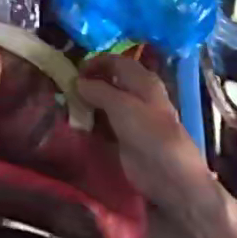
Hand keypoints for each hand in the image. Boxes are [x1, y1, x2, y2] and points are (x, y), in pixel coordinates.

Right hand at [77, 52, 211, 202]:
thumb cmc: (148, 131)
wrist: (168, 175)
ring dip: (88, 102)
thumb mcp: (120, 104)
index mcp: (143, 81)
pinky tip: (79, 124)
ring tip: (68, 105)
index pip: (116, 61)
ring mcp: (133, 117)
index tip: (74, 70)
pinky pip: (105, 123)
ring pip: (106, 102)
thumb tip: (78, 81)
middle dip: (89, 82)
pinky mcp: (126, 137)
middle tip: (67, 87)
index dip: (96, 62)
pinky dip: (92, 121)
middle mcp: (139, 95)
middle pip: (110, 82)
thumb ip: (97, 89)